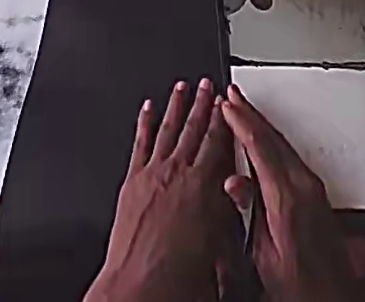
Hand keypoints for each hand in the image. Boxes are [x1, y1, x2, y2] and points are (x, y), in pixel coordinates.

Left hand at [86, 78, 234, 301]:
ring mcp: (152, 173)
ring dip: (176, 105)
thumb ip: (226, 215)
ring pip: (167, 129)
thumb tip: (232, 196)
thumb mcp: (218, 249)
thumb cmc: (177, 280)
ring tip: (181, 86)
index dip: (222, 119)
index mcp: (202, 188)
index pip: (216, 142)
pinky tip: (147, 109)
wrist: (136, 292)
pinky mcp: (132, 181)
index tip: (225, 102)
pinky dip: (144, 123)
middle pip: (193, 128)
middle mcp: (178, 173)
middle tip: (206, 84)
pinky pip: (140, 143)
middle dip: (202, 104)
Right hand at [221, 83, 358, 301]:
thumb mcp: (264, 255)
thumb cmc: (299, 286)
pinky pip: (290, 153)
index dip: (241, 122)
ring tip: (243, 108)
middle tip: (233, 94)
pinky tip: (263, 136)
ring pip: (282, 143)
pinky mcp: (317, 192)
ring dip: (261, 123)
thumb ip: (249, 212)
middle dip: (250, 112)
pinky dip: (272, 138)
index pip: (259, 146)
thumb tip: (233, 181)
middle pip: (273, 137)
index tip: (226, 106)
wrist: (333, 298)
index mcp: (286, 198)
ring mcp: (312, 187)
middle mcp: (303, 186)